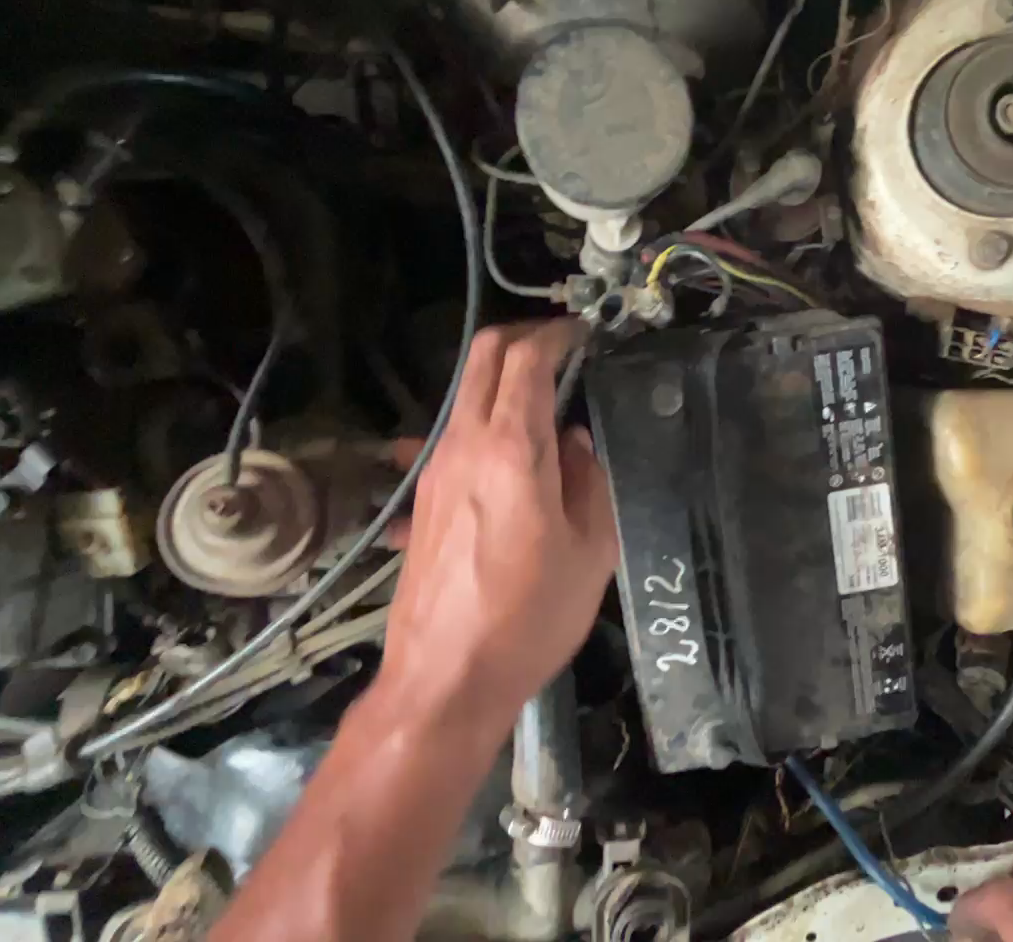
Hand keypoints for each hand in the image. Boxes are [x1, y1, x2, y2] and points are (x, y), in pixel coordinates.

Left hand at [368, 319, 617, 726]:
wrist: (444, 678)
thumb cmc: (530, 618)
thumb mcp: (590, 552)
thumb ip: (588, 482)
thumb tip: (575, 443)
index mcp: (510, 452)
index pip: (526, 360)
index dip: (558, 335)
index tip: (585, 334)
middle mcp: (462, 446)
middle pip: (482, 357)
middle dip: (523, 337)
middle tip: (564, 348)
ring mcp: (433, 470)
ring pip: (465, 393)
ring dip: (504, 379)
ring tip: (550, 401)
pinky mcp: (422, 497)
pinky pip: (456, 433)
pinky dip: (488, 418)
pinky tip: (517, 457)